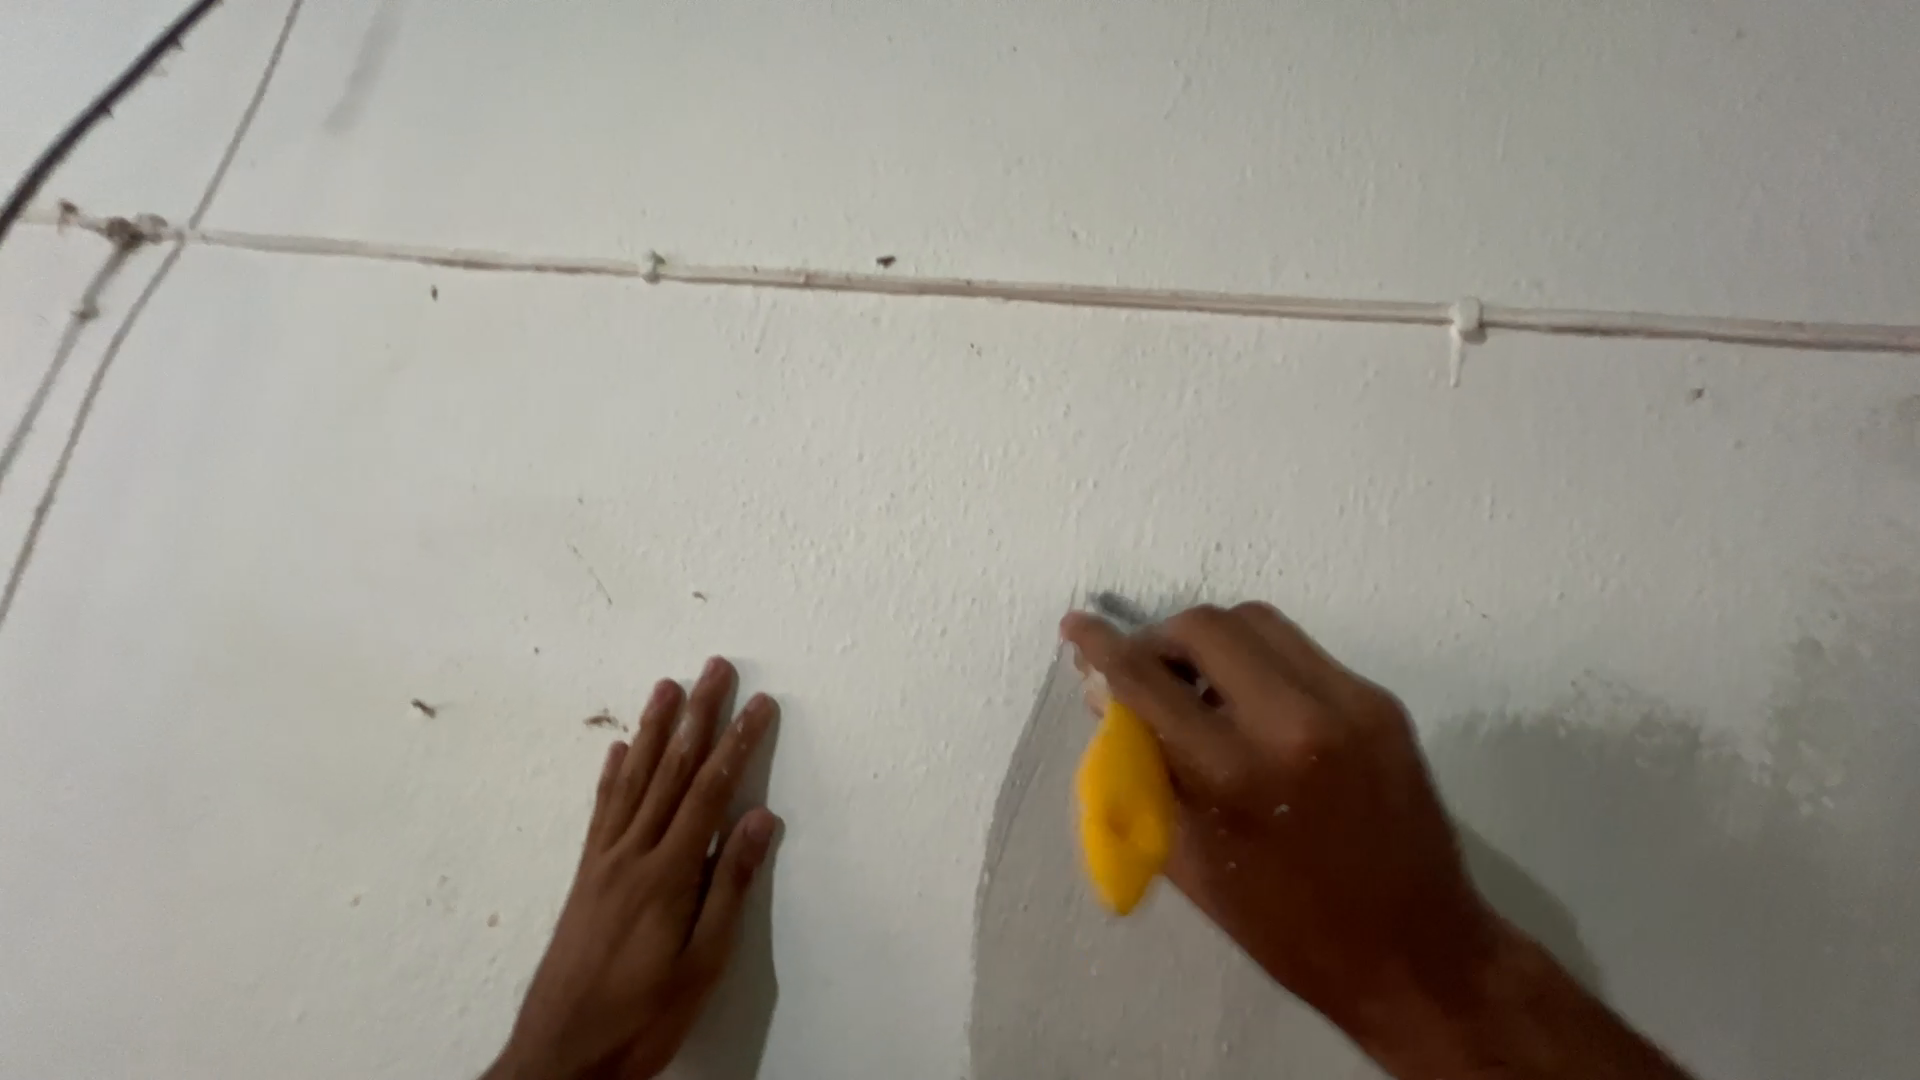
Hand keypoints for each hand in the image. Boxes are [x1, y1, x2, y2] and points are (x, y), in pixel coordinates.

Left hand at [487, 658, 780, 1079]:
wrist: (558, 1062)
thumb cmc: (644, 1015)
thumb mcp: (703, 962)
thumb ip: (730, 885)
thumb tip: (760, 817)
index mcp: (668, 872)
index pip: (711, 789)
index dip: (737, 741)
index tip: (760, 703)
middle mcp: (632, 853)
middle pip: (671, 769)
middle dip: (697, 714)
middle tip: (714, 667)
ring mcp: (603, 862)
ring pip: (633, 779)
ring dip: (653, 729)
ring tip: (666, 685)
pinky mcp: (585, 877)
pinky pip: (600, 812)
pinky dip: (611, 774)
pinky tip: (617, 749)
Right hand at [1060, 604, 1493, 1037]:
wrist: (1419, 955)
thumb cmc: (1284, 925)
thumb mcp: (1188, 857)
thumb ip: (1140, 766)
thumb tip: (1104, 695)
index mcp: (1235, 773)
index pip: (1147, 679)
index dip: (1101, 644)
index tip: (1076, 624)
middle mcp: (1294, 721)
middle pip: (1206, 624)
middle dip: (1160, 636)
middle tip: (1148, 669)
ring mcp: (1348, 704)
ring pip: (1257, 620)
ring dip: (1210, 637)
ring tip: (1197, 680)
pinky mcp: (1380, 702)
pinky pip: (1299, 649)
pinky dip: (1257, 658)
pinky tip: (1250, 700)